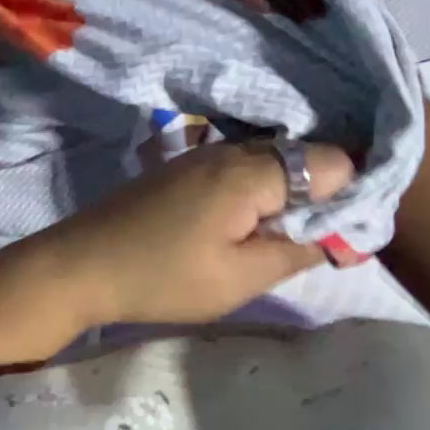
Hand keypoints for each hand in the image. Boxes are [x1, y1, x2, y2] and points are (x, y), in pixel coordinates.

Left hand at [12, 141, 353, 327]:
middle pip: (301, 157)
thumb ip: (296, 250)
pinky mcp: (180, 168)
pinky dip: (255, 193)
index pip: (332, 162)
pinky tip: (244, 229)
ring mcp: (199, 155)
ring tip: (280, 242)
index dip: (351, 196)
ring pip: (269, 162)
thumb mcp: (238, 279)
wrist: (78, 265)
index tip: (347, 236)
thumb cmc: (160, 277)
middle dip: (321, 195)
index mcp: (248, 171)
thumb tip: (341, 233)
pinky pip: (237, 169)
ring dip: (286, 196)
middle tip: (316, 244)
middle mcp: (227, 150)